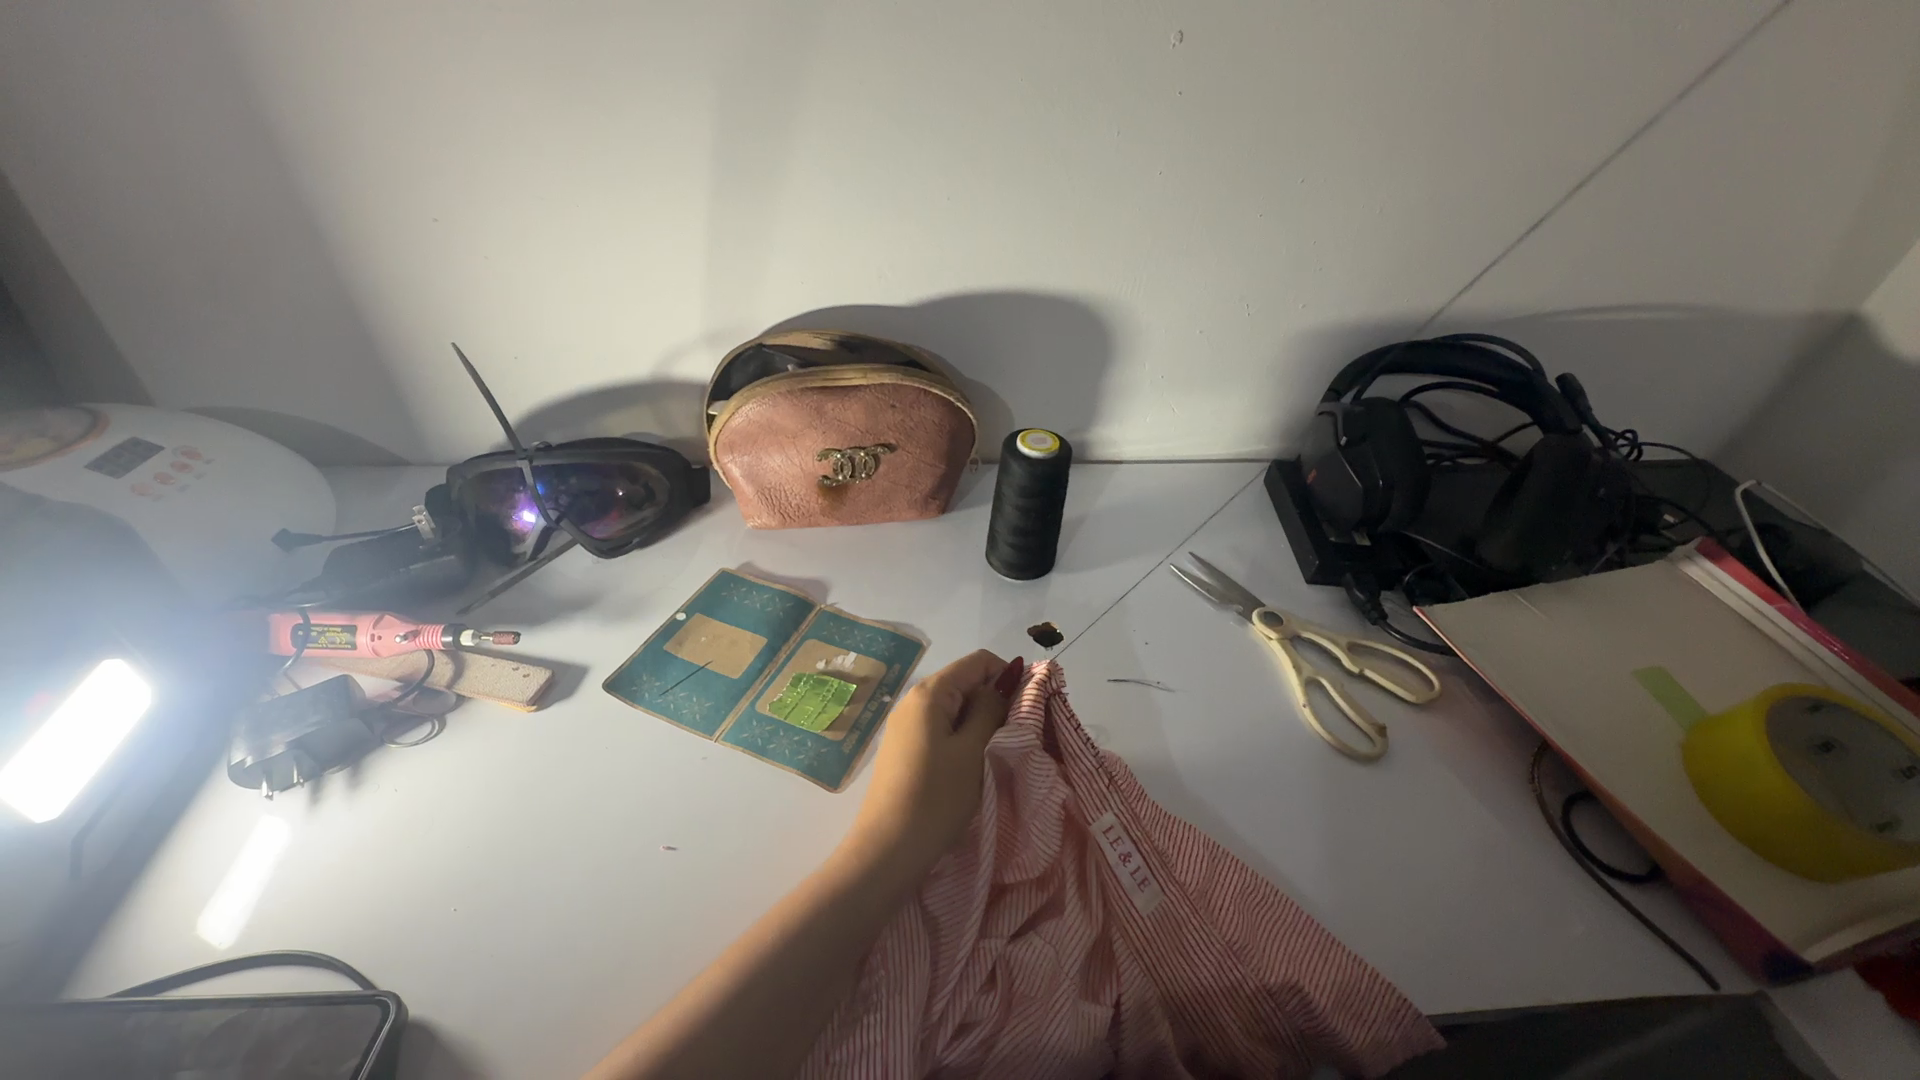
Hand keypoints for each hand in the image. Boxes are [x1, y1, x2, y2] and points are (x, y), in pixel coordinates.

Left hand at [844, 650, 1018, 875]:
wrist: (888, 851)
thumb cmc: (935, 798)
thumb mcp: (973, 751)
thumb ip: (992, 709)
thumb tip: (1008, 679)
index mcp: (930, 693)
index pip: (979, 662)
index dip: (1009, 676)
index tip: (1030, 707)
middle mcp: (914, 701)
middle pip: (966, 682)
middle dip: (996, 702)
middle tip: (1019, 736)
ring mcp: (907, 726)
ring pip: (956, 708)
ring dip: (982, 723)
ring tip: (999, 753)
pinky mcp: (906, 749)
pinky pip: (943, 729)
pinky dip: (964, 738)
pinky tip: (974, 765)